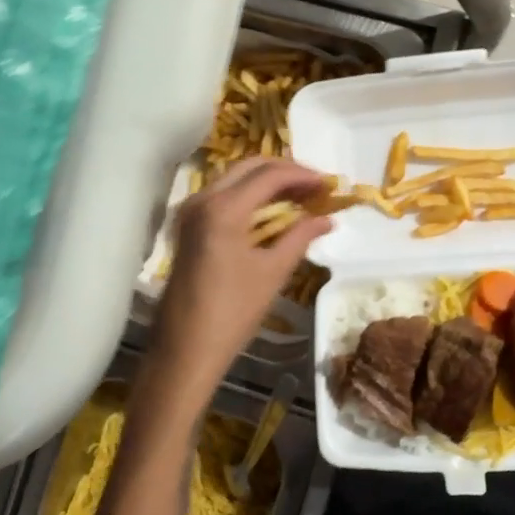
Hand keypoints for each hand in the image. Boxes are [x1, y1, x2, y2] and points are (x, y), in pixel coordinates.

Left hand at [150, 158, 333, 397]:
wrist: (186, 347)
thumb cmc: (233, 312)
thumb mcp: (273, 272)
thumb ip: (300, 237)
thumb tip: (327, 219)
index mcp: (223, 208)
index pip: (269, 175)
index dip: (302, 175)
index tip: (328, 184)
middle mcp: (202, 198)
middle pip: (249, 167)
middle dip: (284, 171)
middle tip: (314, 185)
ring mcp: (190, 210)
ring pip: (233, 177)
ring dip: (265, 181)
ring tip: (298, 195)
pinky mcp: (186, 224)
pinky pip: (221, 194)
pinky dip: (247, 194)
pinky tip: (270, 209)